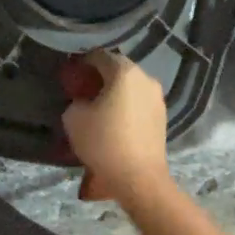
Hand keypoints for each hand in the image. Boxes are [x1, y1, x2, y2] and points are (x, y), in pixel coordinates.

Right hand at [63, 50, 171, 204]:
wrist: (139, 178)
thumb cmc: (104, 142)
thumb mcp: (74, 119)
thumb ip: (76, 101)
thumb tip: (83, 101)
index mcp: (124, 72)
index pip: (100, 56)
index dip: (83, 63)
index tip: (72, 76)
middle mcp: (145, 78)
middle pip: (118, 69)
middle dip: (100, 77)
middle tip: (83, 91)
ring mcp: (157, 97)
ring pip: (130, 86)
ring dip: (115, 92)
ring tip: (99, 108)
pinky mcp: (163, 116)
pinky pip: (139, 102)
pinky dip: (127, 105)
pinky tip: (115, 121)